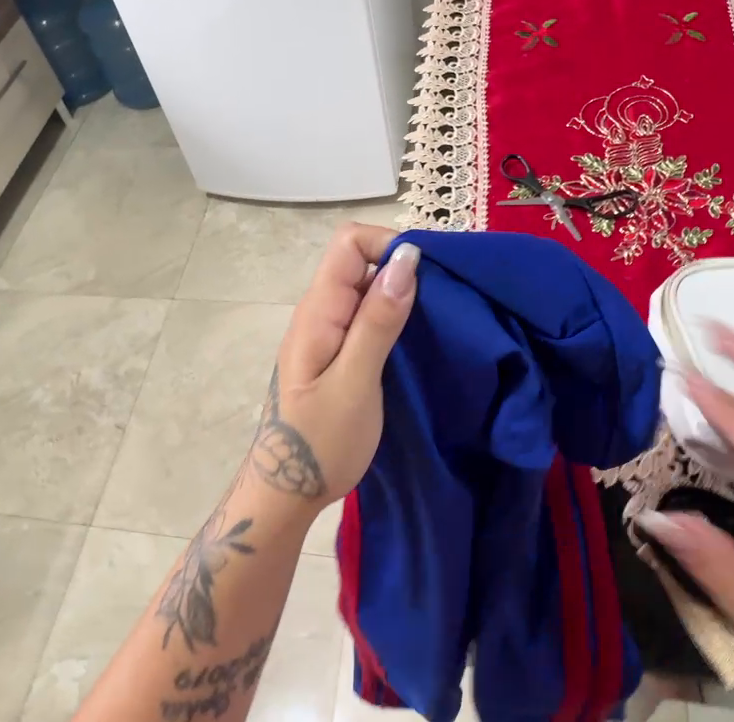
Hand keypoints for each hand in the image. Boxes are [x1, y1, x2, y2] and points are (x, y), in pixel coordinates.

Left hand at [244, 224, 419, 509]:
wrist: (288, 491)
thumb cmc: (321, 442)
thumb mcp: (356, 382)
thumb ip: (378, 320)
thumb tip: (407, 258)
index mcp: (318, 311)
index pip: (349, 242)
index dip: (389, 244)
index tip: (429, 275)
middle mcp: (320, 311)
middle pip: (359, 259)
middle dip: (402, 266)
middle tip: (444, 300)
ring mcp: (327, 331)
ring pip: (366, 286)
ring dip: (401, 293)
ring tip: (438, 318)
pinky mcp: (337, 351)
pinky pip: (366, 314)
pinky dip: (393, 315)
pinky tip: (418, 338)